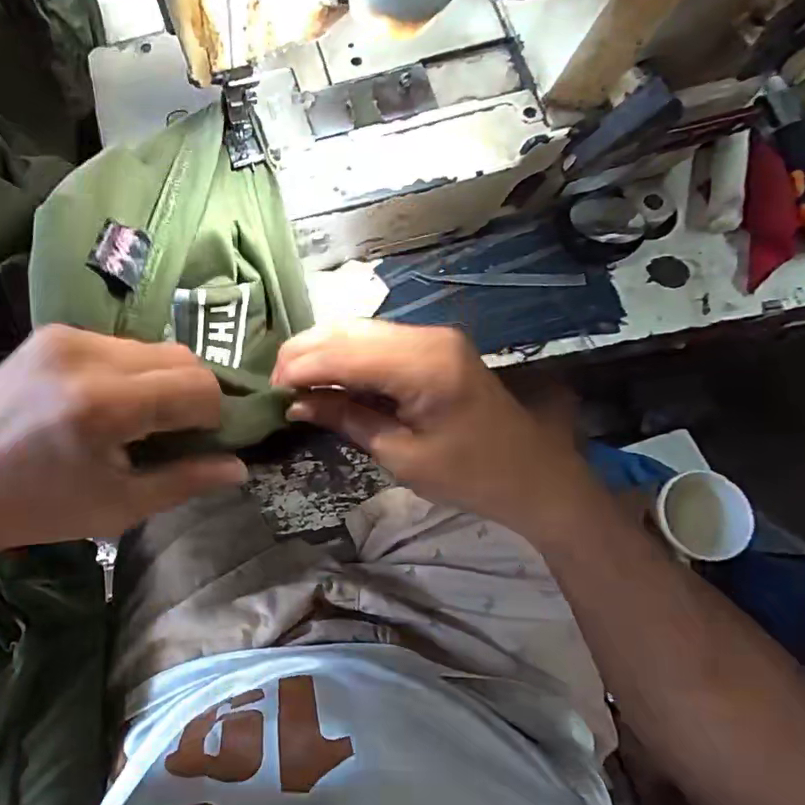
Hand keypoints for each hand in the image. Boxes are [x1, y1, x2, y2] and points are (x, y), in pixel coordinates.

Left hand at [0, 325, 248, 563]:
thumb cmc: (33, 509)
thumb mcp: (116, 507)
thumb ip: (183, 481)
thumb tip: (237, 466)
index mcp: (106, 404)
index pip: (198, 386)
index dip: (216, 417)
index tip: (204, 445)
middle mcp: (86, 355)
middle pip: (178, 357)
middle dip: (191, 395)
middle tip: (174, 437)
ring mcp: (62, 337)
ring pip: (145, 348)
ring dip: (156, 382)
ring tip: (132, 425)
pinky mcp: (45, 335)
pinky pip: (109, 345)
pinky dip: (123, 373)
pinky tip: (99, 408)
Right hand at [272, 320, 604, 539]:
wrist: (536, 475)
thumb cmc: (470, 475)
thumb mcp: (400, 455)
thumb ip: (346, 419)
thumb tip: (294, 403)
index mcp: (424, 367)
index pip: (342, 355)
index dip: (299, 369)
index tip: (268, 391)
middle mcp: (426, 338)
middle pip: (344, 332)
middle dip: (302, 354)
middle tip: (274, 386)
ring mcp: (430, 337)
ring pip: (354, 329)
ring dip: (318, 350)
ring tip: (291, 381)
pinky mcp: (430, 344)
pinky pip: (371, 339)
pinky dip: (340, 353)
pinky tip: (322, 374)